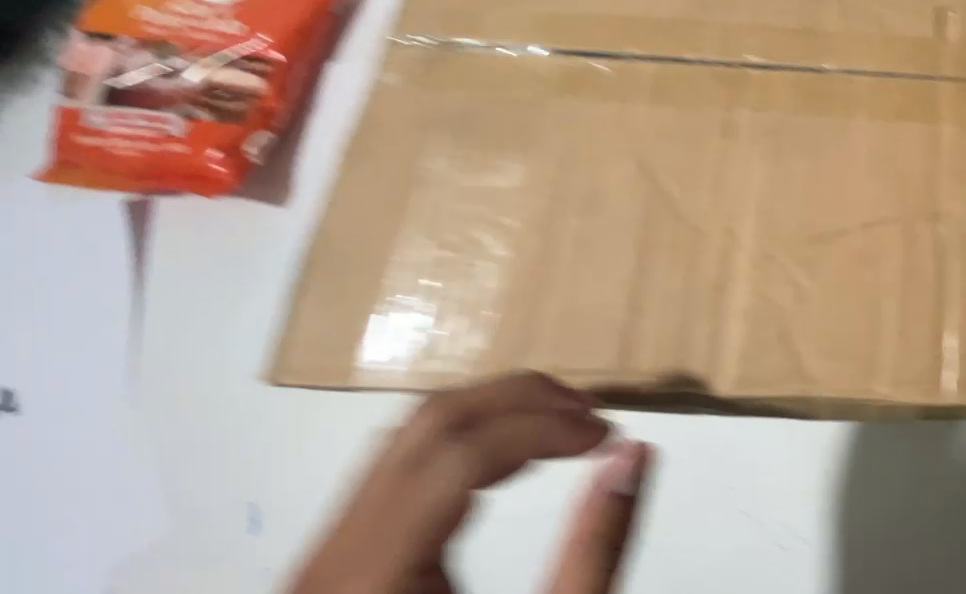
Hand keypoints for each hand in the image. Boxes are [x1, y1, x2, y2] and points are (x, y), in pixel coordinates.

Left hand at [289, 371, 653, 593]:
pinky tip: (511, 454)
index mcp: (372, 583)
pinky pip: (397, 467)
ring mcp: (320, 560)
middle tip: (590, 414)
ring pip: (408, 435)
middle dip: (520, 401)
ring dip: (493, 413)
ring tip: (561, 424)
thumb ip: (595, 550)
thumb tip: (635, 454)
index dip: (542, 426)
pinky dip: (464, 441)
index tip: (606, 434)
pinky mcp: (333, 563)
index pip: (460, 455)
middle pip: (429, 424)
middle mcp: (327, 561)